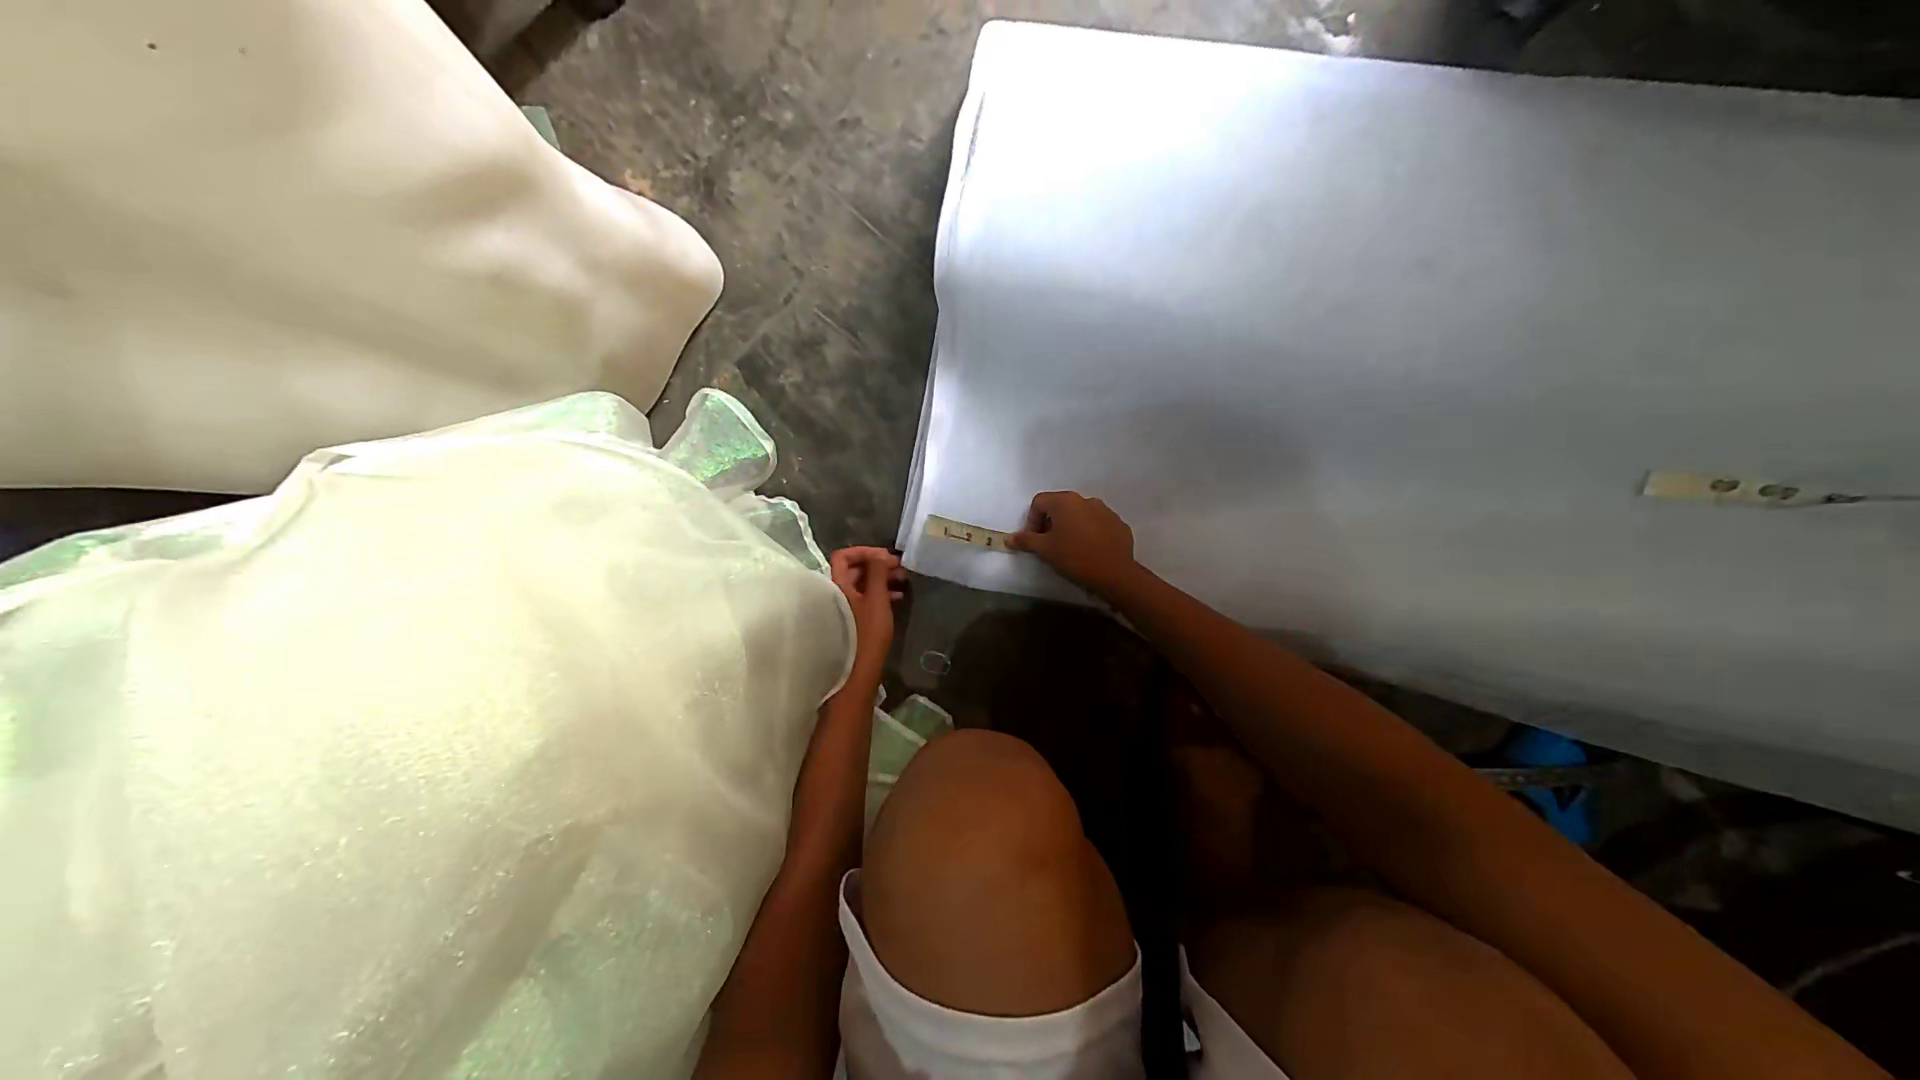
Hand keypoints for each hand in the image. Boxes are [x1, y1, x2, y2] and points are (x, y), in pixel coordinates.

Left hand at [829, 546, 903, 683]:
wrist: (857, 674)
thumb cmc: (866, 636)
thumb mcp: (876, 601)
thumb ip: (877, 573)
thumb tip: (879, 553)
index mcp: (836, 585)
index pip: (843, 556)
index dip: (864, 551)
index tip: (887, 557)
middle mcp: (835, 593)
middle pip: (854, 570)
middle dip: (877, 566)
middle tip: (900, 569)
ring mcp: (842, 608)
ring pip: (860, 585)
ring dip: (881, 580)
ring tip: (903, 582)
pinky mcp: (851, 621)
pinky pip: (864, 599)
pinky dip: (878, 594)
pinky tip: (896, 599)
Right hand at [1007, 491, 1139, 594]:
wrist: (1114, 574)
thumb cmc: (1074, 557)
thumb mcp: (1045, 550)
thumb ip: (1025, 540)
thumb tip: (1009, 538)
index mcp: (1065, 501)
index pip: (1039, 502)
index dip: (1032, 520)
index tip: (1035, 540)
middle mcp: (1086, 500)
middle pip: (1060, 506)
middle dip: (1051, 523)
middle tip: (1050, 545)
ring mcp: (1105, 511)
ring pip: (1080, 515)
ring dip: (1071, 527)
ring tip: (1071, 549)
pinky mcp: (1118, 524)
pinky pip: (1098, 524)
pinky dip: (1090, 533)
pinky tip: (1090, 551)